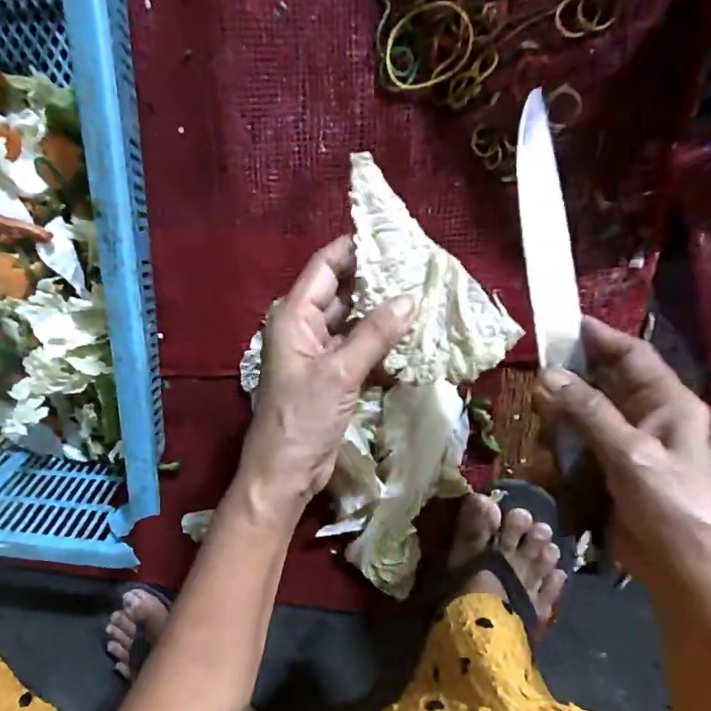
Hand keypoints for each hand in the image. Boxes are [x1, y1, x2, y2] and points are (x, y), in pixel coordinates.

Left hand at [235, 238, 412, 523]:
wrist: (287, 472)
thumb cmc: (302, 418)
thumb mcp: (340, 372)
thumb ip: (375, 334)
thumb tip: (411, 298)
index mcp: (294, 315)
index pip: (327, 266)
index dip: (357, 248)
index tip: (394, 238)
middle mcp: (306, 327)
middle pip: (344, 291)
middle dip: (378, 280)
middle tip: (419, 268)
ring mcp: (322, 353)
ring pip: (357, 322)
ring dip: (385, 314)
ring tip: (424, 298)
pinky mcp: (336, 377)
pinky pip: (363, 349)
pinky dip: (384, 344)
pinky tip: (413, 338)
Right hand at [536, 317, 710, 598]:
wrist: (689, 572)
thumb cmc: (674, 505)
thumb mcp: (633, 454)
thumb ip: (589, 414)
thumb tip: (546, 376)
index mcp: (667, 403)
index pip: (632, 356)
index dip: (600, 338)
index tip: (562, 325)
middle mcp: (647, 421)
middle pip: (599, 390)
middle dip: (567, 393)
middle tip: (536, 399)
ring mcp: (627, 452)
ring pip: (581, 426)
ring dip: (558, 435)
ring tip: (544, 451)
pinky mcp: (611, 480)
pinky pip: (578, 460)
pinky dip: (560, 465)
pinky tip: (548, 477)